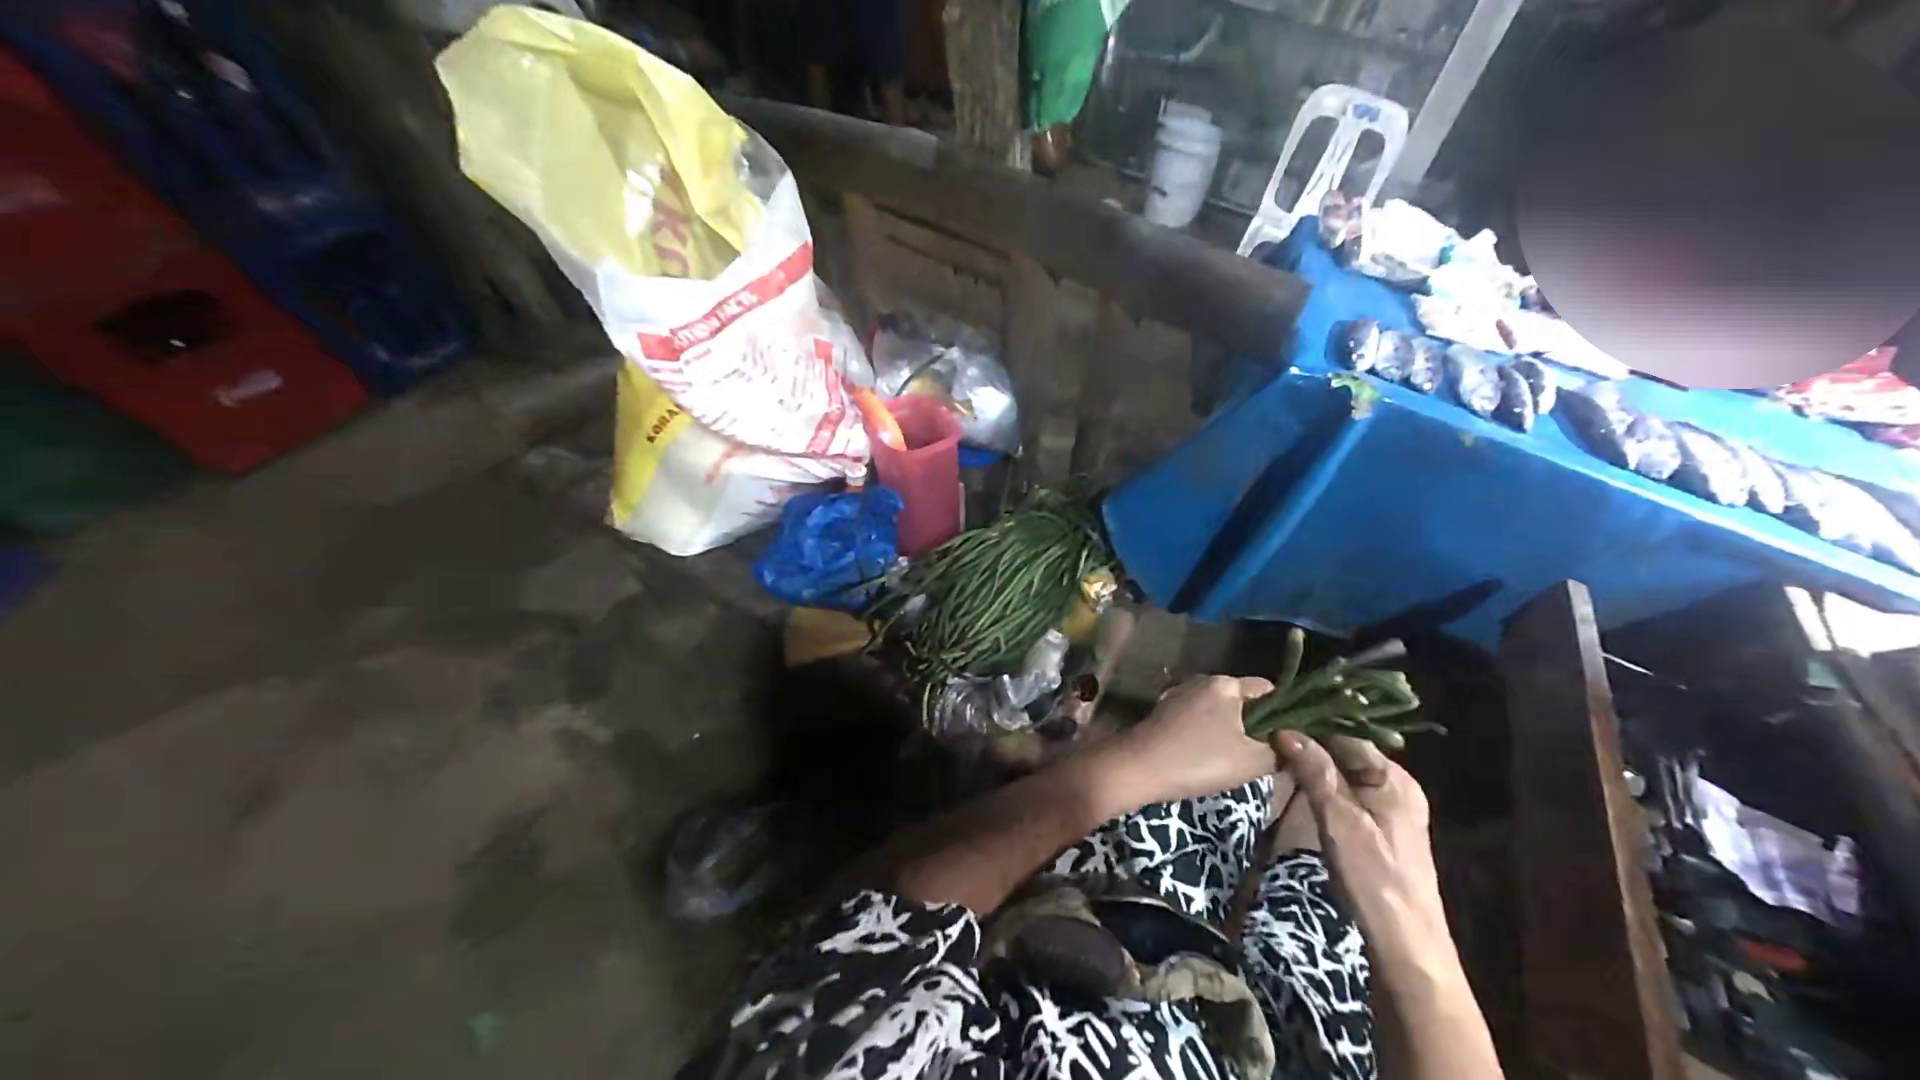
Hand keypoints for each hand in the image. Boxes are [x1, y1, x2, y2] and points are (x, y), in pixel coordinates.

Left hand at [1092, 675, 1276, 812]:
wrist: (1138, 767)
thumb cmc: (1199, 759)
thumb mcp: (1252, 761)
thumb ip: (1281, 751)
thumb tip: (1291, 746)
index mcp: (1226, 683)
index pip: (1269, 690)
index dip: (1285, 714)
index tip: (1290, 741)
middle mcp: (1202, 680)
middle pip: (1243, 701)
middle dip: (1257, 726)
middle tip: (1266, 756)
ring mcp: (1180, 694)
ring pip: (1220, 711)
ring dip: (1232, 732)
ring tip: (1238, 762)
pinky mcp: (1165, 711)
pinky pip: (1199, 719)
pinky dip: (1209, 735)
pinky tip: (1208, 759)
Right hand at [1274, 733, 1449, 954]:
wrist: (1404, 941)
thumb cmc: (1372, 876)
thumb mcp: (1337, 819)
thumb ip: (1315, 771)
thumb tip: (1285, 730)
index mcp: (1394, 777)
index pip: (1344, 734)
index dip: (1308, 728)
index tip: (1271, 723)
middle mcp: (1397, 784)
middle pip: (1345, 750)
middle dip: (1308, 744)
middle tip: (1267, 740)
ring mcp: (1391, 805)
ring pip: (1344, 770)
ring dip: (1313, 764)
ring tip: (1275, 756)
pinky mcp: (1382, 825)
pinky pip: (1348, 789)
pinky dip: (1323, 783)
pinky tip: (1298, 784)